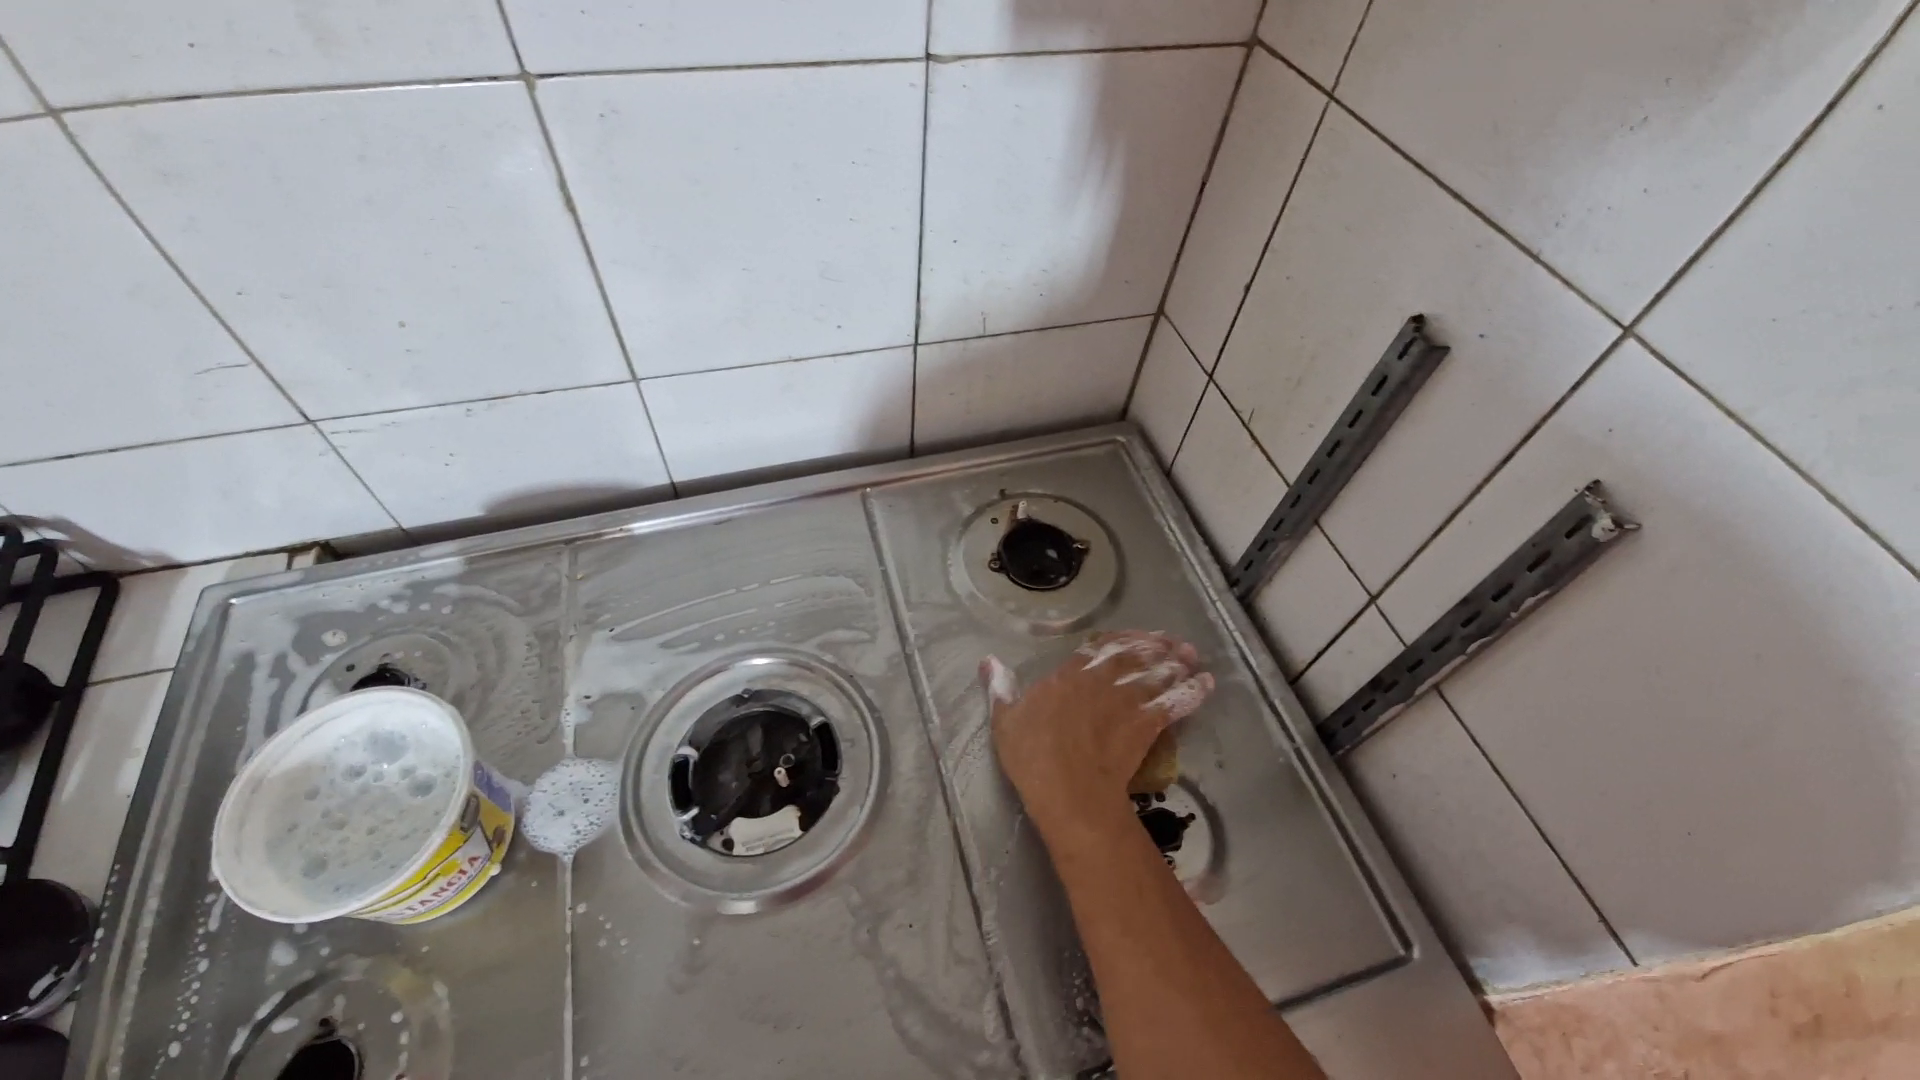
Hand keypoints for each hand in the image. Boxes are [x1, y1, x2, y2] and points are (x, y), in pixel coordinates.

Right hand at [982, 631, 1213, 841]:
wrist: (1068, 790)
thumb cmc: (1032, 757)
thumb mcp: (1005, 720)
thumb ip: (1000, 687)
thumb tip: (987, 660)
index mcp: (1068, 676)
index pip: (1098, 648)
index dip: (1120, 640)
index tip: (1133, 637)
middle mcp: (1101, 680)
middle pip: (1133, 655)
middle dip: (1155, 647)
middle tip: (1173, 643)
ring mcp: (1127, 700)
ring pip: (1157, 673)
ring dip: (1176, 663)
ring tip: (1191, 656)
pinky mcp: (1147, 724)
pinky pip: (1174, 702)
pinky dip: (1192, 692)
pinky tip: (1205, 684)